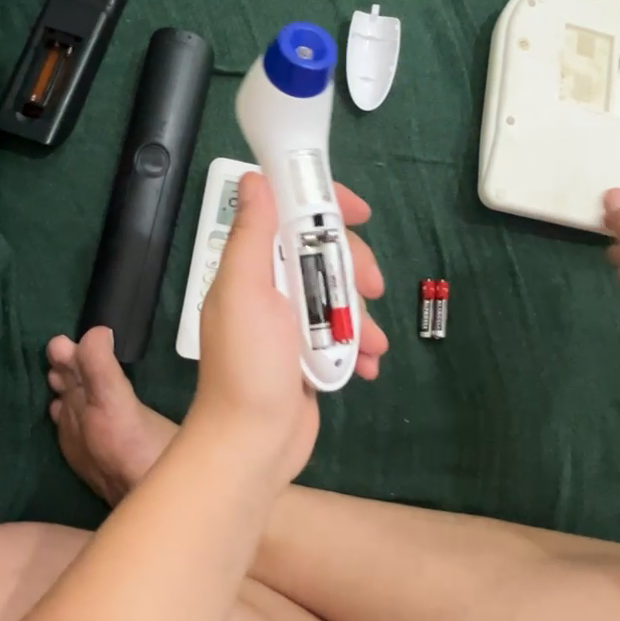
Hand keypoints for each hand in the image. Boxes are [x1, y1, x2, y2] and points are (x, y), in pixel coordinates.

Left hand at [186, 173, 387, 484]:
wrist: (254, 441)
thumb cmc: (248, 365)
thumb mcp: (245, 292)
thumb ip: (251, 235)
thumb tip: (254, 178)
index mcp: (252, 267)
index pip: (289, 214)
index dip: (325, 204)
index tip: (360, 213)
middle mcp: (272, 289)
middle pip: (326, 254)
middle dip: (354, 268)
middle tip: (373, 288)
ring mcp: (293, 323)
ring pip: (341, 295)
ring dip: (363, 314)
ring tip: (374, 343)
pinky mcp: (310, 354)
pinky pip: (344, 334)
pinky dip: (360, 345)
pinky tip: (369, 363)